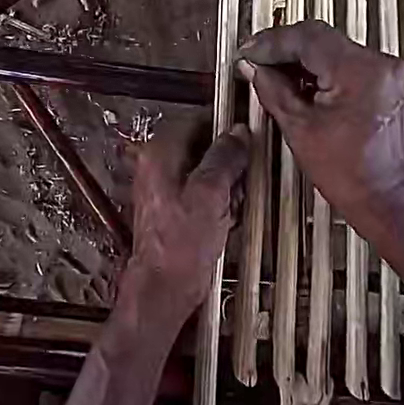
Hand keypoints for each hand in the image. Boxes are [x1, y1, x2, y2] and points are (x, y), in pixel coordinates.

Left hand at [121, 119, 248, 329]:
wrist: (165, 283)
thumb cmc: (181, 243)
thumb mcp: (211, 193)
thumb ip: (225, 158)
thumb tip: (239, 132)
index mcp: (159, 154)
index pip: (195, 120)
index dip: (223, 126)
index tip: (247, 135)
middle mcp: (155, 165)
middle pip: (201, 145)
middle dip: (227, 160)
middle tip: (241, 179)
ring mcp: (162, 186)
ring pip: (204, 169)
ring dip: (226, 183)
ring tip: (234, 202)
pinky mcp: (172, 207)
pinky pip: (201, 191)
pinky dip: (218, 199)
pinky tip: (227, 216)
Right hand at [238, 20, 403, 222]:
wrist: (381, 194)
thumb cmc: (347, 170)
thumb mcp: (297, 126)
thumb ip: (271, 87)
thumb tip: (253, 66)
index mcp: (359, 73)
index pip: (307, 38)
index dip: (270, 42)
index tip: (248, 52)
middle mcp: (379, 65)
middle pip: (319, 36)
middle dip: (282, 46)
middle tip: (254, 58)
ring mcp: (386, 71)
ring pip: (330, 45)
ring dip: (298, 55)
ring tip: (270, 70)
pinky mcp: (385, 79)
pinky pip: (343, 59)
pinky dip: (316, 65)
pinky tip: (295, 79)